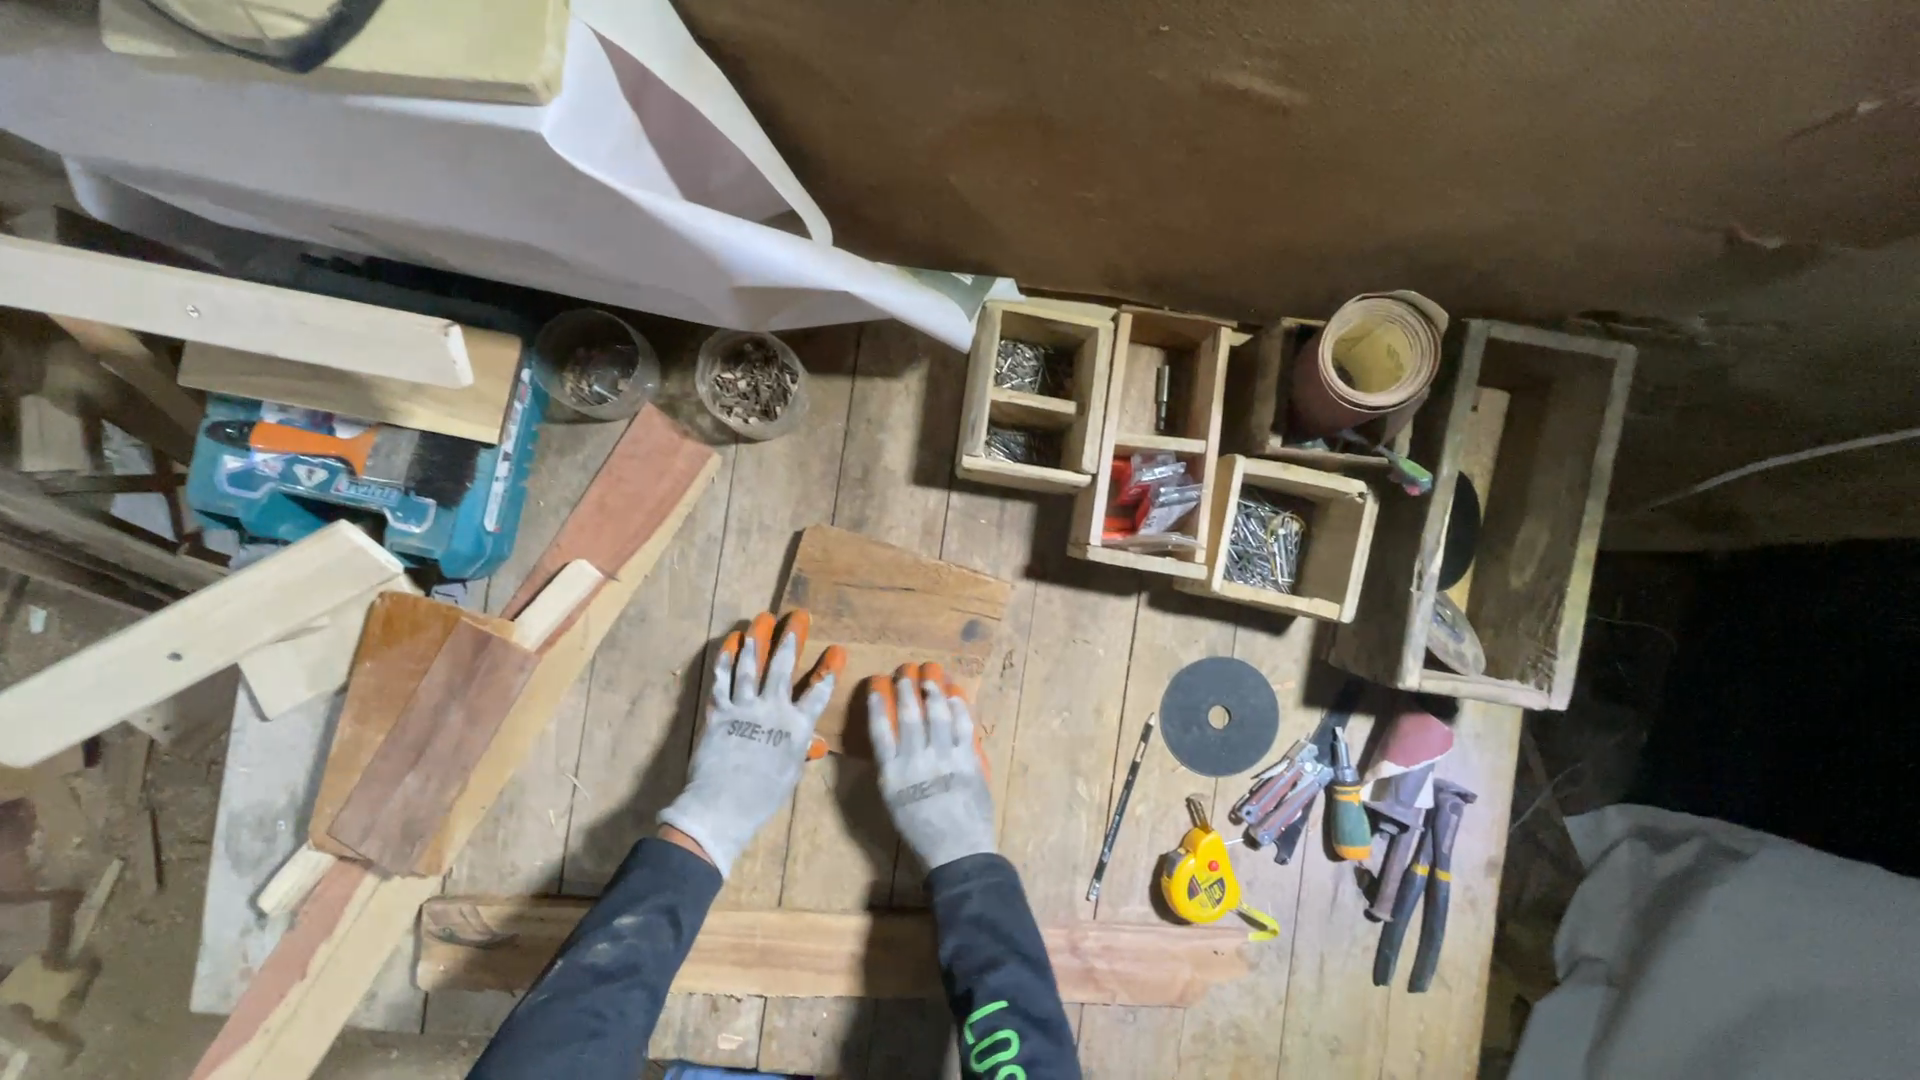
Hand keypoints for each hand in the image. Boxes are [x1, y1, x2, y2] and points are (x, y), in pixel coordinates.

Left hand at [658, 611, 839, 876]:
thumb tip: (815, 743)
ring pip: (751, 668)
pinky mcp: (720, 711)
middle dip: (791, 640)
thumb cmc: (762, 796)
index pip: (818, 694)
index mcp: (796, 728)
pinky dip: (725, 661)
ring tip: (760, 622)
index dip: (828, 671)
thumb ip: (801, 751)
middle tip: (797, 618)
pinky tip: (729, 645)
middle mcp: (773, 710)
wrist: (722, 805)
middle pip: (783, 669)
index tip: (837, 651)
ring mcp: (744, 708)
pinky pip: (722, 681)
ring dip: (757, 643)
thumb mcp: (790, 774)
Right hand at [870, 664, 995, 872]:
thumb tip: (893, 738)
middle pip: (909, 717)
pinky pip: (963, 727)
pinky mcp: (968, 761)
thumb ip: (893, 770)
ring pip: (938, 716)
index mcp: (892, 776)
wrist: (957, 850)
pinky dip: (958, 708)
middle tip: (905, 673)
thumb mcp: (894, 802)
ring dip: (933, 692)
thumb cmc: (921, 830)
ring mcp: (944, 760)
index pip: (880, 732)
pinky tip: (955, 697)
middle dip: (907, 690)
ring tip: (930, 677)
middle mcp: (916, 763)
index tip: (877, 686)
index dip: (878, 705)